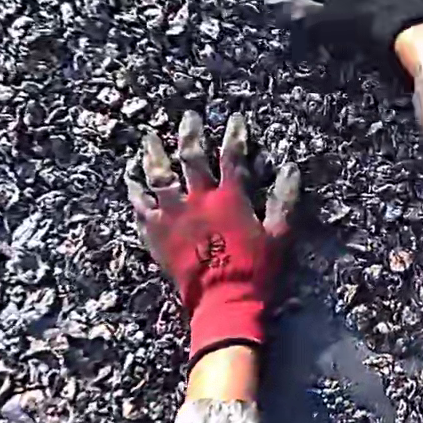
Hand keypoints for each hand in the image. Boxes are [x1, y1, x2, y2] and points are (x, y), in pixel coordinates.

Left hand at [125, 112, 300, 363]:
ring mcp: (173, 215)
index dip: (235, 134)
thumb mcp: (278, 236)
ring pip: (158, 174)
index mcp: (228, 198)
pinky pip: (139, 204)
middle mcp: (198, 199)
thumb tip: (291, 168)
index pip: (232, 155)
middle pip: (191, 156)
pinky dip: (134, 188)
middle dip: (190, 133)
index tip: (235, 118)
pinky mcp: (155, 233)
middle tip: (189, 118)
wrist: (222, 304)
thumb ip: (284, 200)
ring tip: (149, 138)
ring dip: (154, 153)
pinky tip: (131, 177)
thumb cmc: (253, 270)